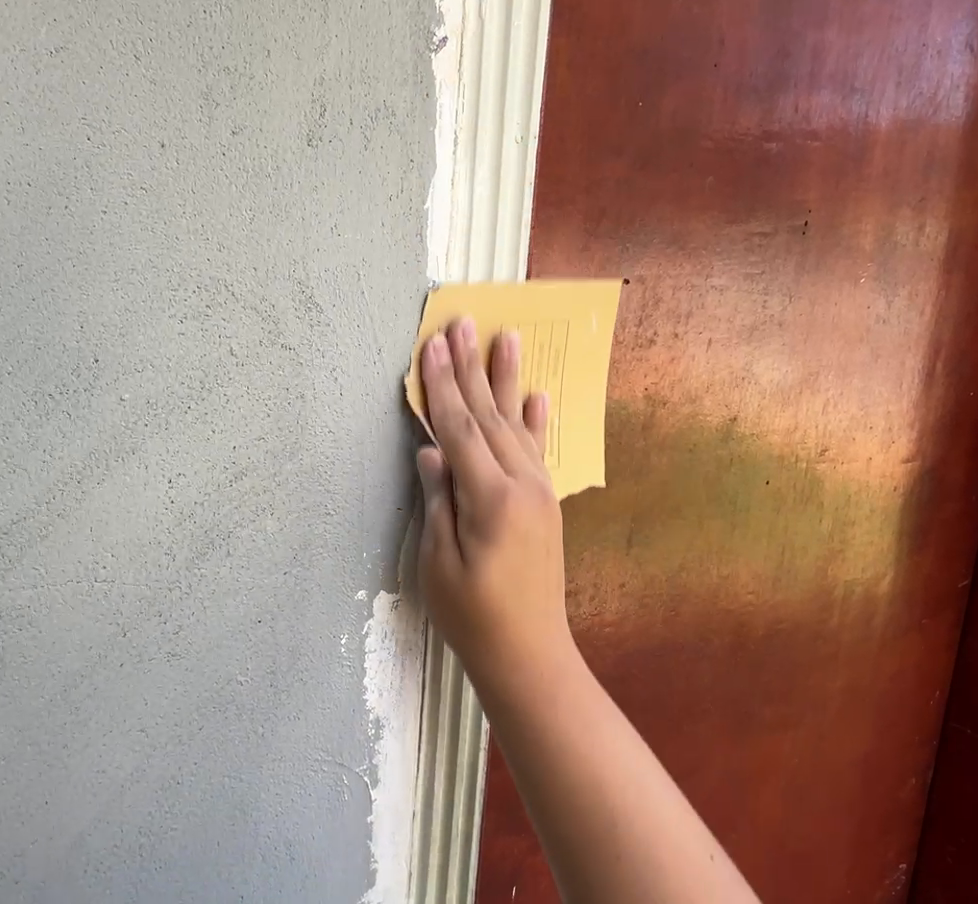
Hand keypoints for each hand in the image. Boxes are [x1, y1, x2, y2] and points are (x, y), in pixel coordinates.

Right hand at [415, 316, 573, 704]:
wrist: (530, 654)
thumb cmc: (473, 615)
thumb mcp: (439, 561)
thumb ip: (439, 499)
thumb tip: (431, 450)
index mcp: (491, 498)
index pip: (459, 428)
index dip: (441, 386)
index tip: (430, 345)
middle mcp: (522, 485)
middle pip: (490, 415)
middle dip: (471, 367)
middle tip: (462, 322)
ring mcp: (539, 492)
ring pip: (517, 424)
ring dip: (506, 379)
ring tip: (507, 336)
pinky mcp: (546, 504)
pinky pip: (540, 451)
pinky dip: (537, 421)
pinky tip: (537, 396)